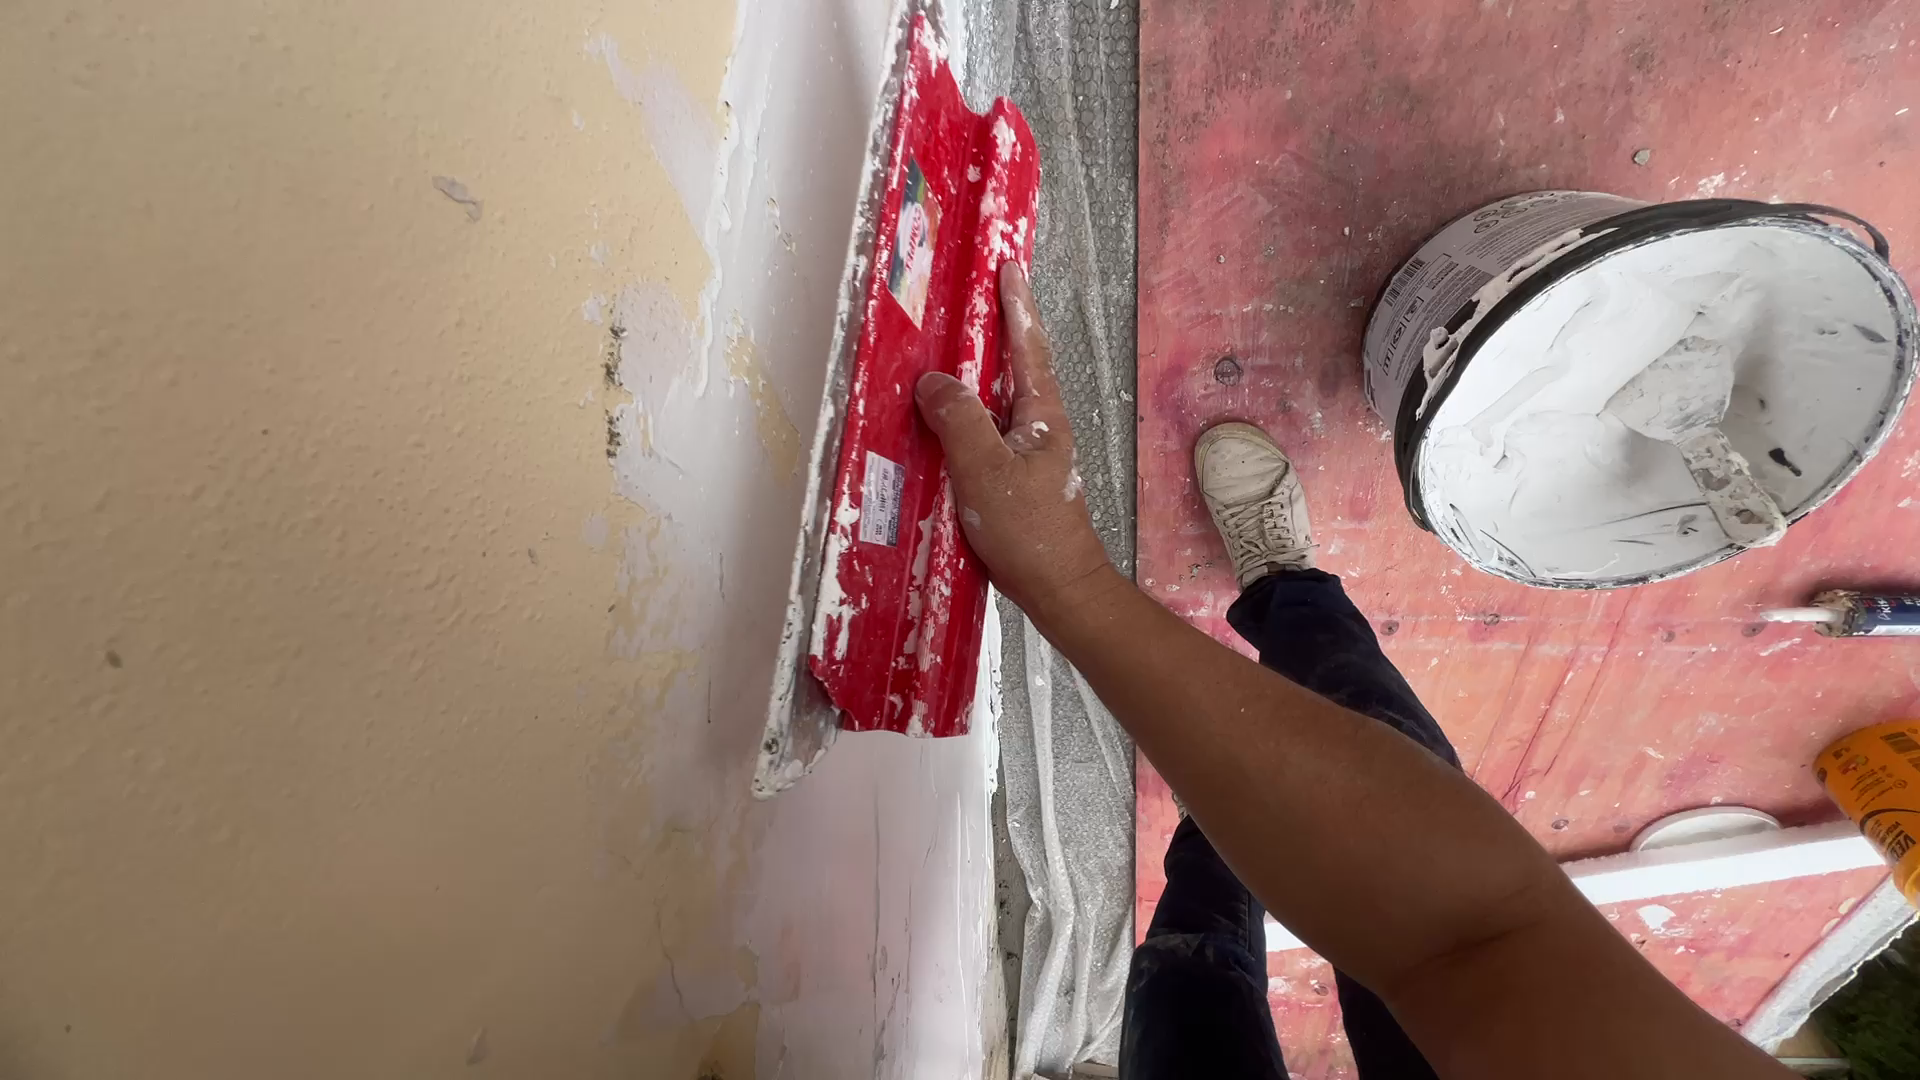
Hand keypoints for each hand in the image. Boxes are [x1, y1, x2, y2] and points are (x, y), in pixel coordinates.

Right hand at [915, 262, 1114, 615]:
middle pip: (1014, 369)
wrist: (1057, 587)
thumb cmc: (1029, 528)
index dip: (1017, 306)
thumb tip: (933, 380)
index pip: (1028, 347)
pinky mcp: (1014, 481)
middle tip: (969, 302)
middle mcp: (1038, 428)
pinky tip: (943, 427)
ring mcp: (1028, 456)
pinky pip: (985, 436)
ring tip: (946, 357)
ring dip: (976, 378)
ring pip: (996, 404)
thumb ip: (959, 420)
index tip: (1009, 266)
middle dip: (995, 333)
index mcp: (1041, 415)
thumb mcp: (987, 469)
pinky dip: (965, 421)